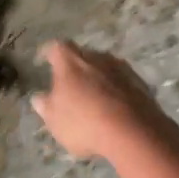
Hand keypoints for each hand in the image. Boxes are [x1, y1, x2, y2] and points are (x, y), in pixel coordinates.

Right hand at [30, 41, 178, 159]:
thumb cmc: (84, 122)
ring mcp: (121, 67)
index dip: (49, 52)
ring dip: (97, 78)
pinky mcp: (140, 82)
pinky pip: (121, 81)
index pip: (56, 47)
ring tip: (92, 96)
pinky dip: (115, 89)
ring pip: (104, 67)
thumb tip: (38, 97)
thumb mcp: (55, 120)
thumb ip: (45, 106)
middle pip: (82, 55)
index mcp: (71, 61)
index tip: (44, 59)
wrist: (133, 131)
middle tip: (69, 84)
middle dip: (75, 67)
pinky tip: (113, 106)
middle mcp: (97, 57)